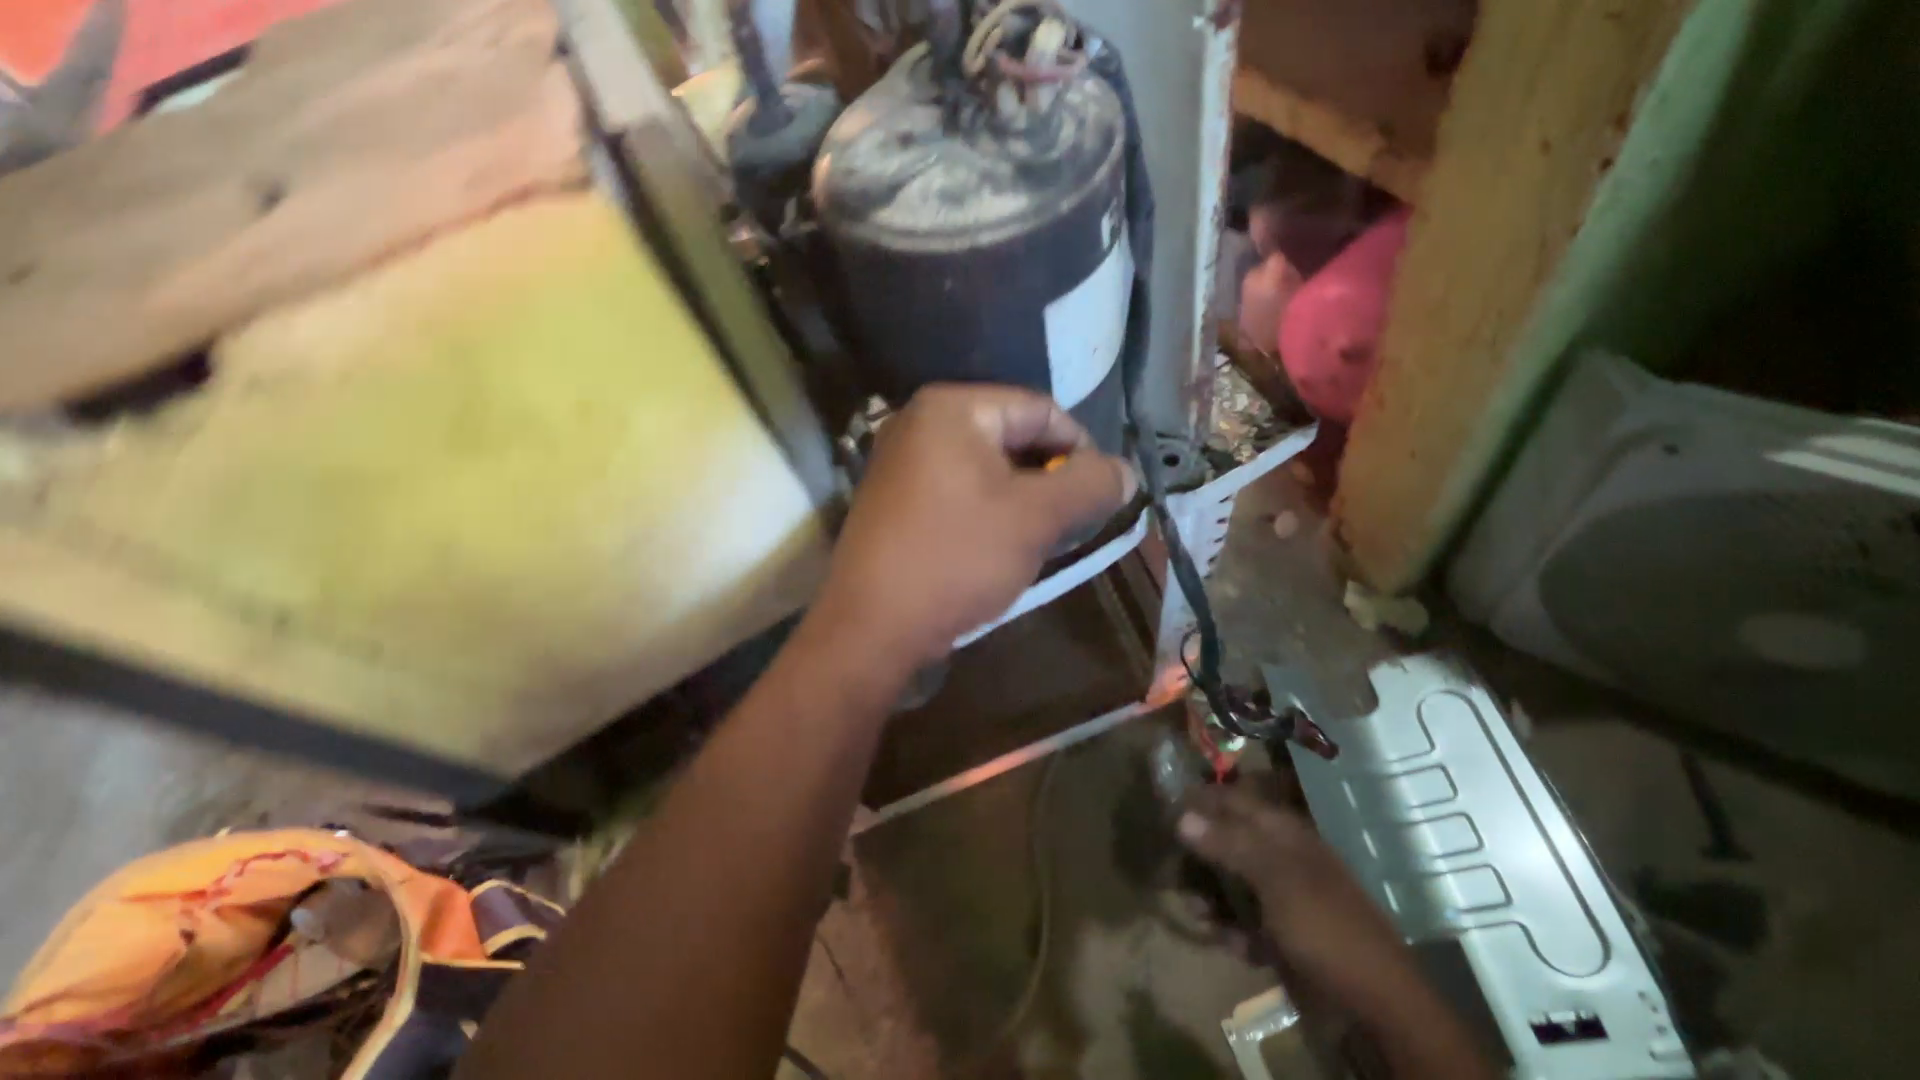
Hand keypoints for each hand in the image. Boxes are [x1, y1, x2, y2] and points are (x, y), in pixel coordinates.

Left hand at [806, 384, 1134, 676]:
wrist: (872, 627)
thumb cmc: (957, 559)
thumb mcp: (1036, 518)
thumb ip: (1089, 485)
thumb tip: (1124, 471)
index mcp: (952, 408)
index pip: (1041, 409)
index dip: (1081, 448)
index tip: (1100, 496)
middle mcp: (919, 421)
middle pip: (1012, 436)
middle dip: (1050, 477)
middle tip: (1073, 523)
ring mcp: (901, 462)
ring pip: (987, 468)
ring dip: (1022, 500)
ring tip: (1041, 541)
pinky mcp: (894, 500)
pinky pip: (959, 491)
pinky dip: (989, 512)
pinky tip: (1001, 550)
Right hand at [1177, 785, 1411, 1004]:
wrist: (1375, 998)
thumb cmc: (1324, 925)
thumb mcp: (1275, 879)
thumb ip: (1229, 844)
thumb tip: (1183, 815)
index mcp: (1285, 834)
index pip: (1235, 800)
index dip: (1201, 799)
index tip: (1163, 806)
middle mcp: (1283, 859)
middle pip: (1230, 842)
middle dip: (1198, 853)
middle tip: (1167, 865)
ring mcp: (1285, 898)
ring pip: (1234, 884)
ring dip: (1210, 896)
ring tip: (1192, 910)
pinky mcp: (1285, 935)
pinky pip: (1247, 924)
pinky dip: (1233, 930)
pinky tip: (1227, 941)